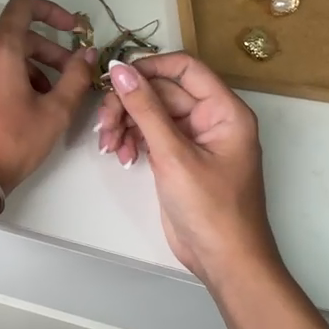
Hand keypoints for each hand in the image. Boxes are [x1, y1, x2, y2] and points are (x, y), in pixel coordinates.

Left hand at [0, 0, 96, 193]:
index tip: (71, 28)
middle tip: (69, 77)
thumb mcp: (54, 112)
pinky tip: (13, 107)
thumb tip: (87, 53)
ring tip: (43, 99)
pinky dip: (0, 78)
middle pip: (14, 38)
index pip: (22, 8)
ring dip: (24, 69)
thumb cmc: (12, 143)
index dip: (50, 11)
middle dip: (46, 52)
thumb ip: (76, 77)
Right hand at [96, 54, 278, 282]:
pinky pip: (147, 132)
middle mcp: (209, 118)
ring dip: (124, 123)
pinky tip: (121, 156)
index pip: (184, 67)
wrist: (224, 260)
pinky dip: (130, 140)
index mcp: (224, 111)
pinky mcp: (176, 156)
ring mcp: (192, 138)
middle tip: (104, 126)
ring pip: (148, 111)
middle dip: (127, 104)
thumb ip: (144, 108)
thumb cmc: (212, 209)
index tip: (115, 80)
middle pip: (159, 91)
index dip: (148, 67)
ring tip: (109, 146)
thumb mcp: (174, 155)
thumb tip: (119, 68)